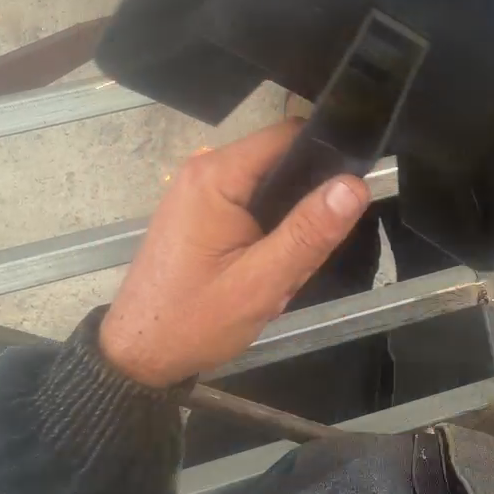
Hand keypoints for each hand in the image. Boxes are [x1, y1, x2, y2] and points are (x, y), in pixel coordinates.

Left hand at [99, 122, 370, 387]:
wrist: (137, 359)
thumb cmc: (194, 321)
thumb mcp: (262, 282)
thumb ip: (309, 232)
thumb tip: (356, 185)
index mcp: (216, 175)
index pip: (289, 134)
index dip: (329, 153)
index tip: (355, 189)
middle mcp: (205, 168)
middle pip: (282, 156)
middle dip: (311, 192)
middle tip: (322, 239)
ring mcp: (201, 188)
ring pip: (272, 179)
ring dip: (293, 211)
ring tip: (298, 254)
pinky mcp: (202, 208)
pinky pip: (254, 197)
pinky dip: (274, 221)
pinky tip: (276, 256)